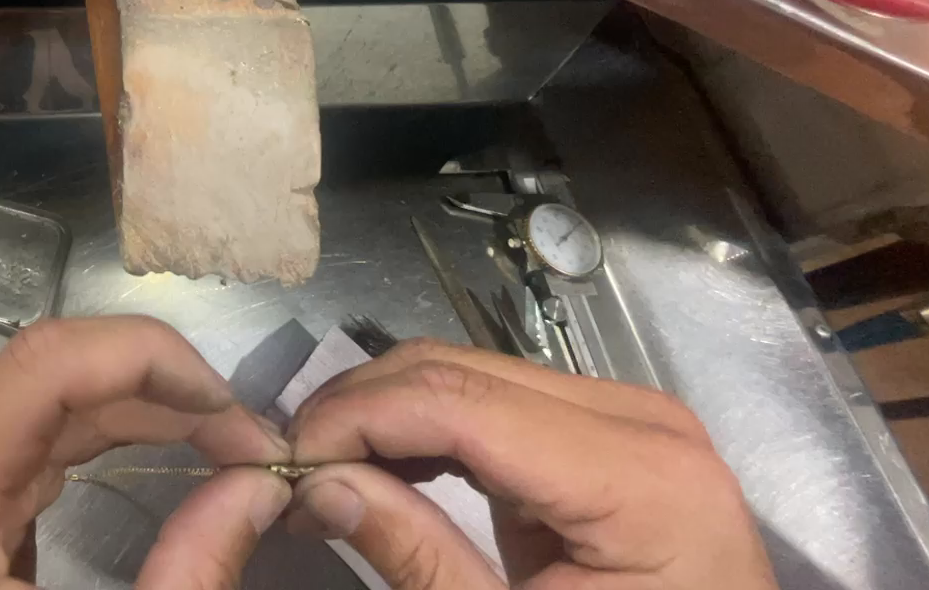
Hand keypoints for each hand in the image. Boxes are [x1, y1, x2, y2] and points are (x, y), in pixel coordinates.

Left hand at [0, 316, 292, 588]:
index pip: (44, 364)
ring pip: (49, 394)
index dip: (146, 357)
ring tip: (224, 438)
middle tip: (249, 438)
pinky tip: (166, 440)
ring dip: (144, 406)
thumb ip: (185, 576)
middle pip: (53, 374)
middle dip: (164, 390)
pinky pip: (33, 427)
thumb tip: (257, 485)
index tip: (229, 405)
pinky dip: (107, 429)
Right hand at [285, 338, 778, 589]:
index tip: (288, 462)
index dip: (355, 418)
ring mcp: (618, 409)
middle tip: (295, 466)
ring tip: (328, 464)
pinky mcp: (596, 420)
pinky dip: (417, 420)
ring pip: (454, 369)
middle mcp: (633, 414)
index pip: (455, 402)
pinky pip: (479, 393)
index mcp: (640, 477)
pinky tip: (380, 459)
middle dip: (355, 410)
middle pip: (449, 371)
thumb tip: (317, 485)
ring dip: (378, 410)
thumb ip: (419, 558)